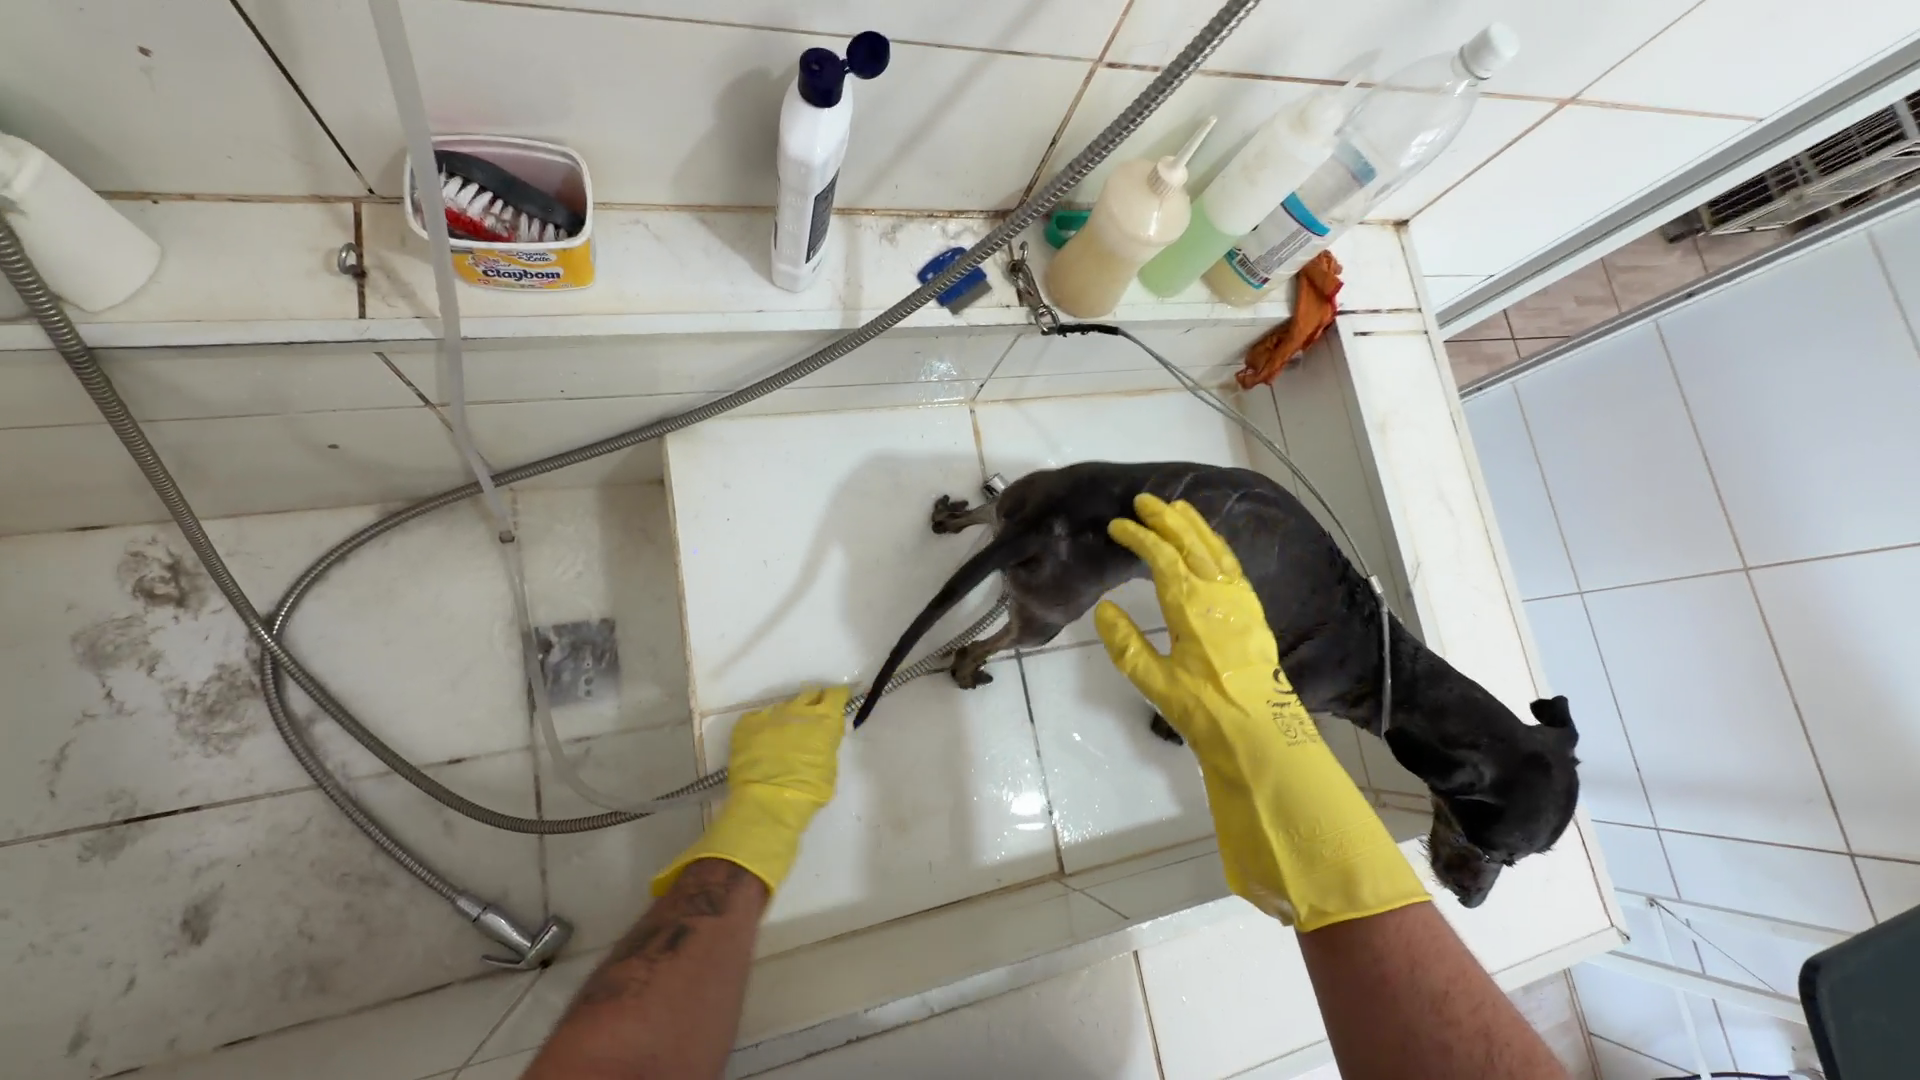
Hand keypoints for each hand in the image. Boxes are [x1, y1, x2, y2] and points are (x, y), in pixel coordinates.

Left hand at [652, 686, 848, 895]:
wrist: (768, 804)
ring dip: (787, 717)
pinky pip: (758, 718)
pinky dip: (763, 726)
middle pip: (809, 694)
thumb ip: (829, 744)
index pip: (835, 694)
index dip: (837, 698)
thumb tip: (827, 736)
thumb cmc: (808, 792)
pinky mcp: (746, 725)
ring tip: (783, 737)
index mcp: (824, 719)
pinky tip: (761, 743)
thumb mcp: (830, 767)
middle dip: (813, 703)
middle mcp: (798, 709)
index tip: (836, 705)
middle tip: (811, 720)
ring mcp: (770, 715)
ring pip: (783, 707)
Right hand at [1095, 494, 1428, 930]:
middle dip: (1166, 518)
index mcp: (1191, 607)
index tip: (1117, 526)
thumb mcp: (1154, 681)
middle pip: (1191, 543)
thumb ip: (1126, 644)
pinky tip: (1210, 543)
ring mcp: (1241, 599)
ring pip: (1216, 549)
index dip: (1139, 537)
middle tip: (1144, 501)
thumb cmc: (1204, 709)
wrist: (1260, 731)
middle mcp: (1219, 593)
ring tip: (1177, 507)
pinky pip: (1233, 564)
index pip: (1161, 557)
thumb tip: (1104, 609)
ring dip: (1194, 525)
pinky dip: (1217, 545)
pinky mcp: (1253, 611)